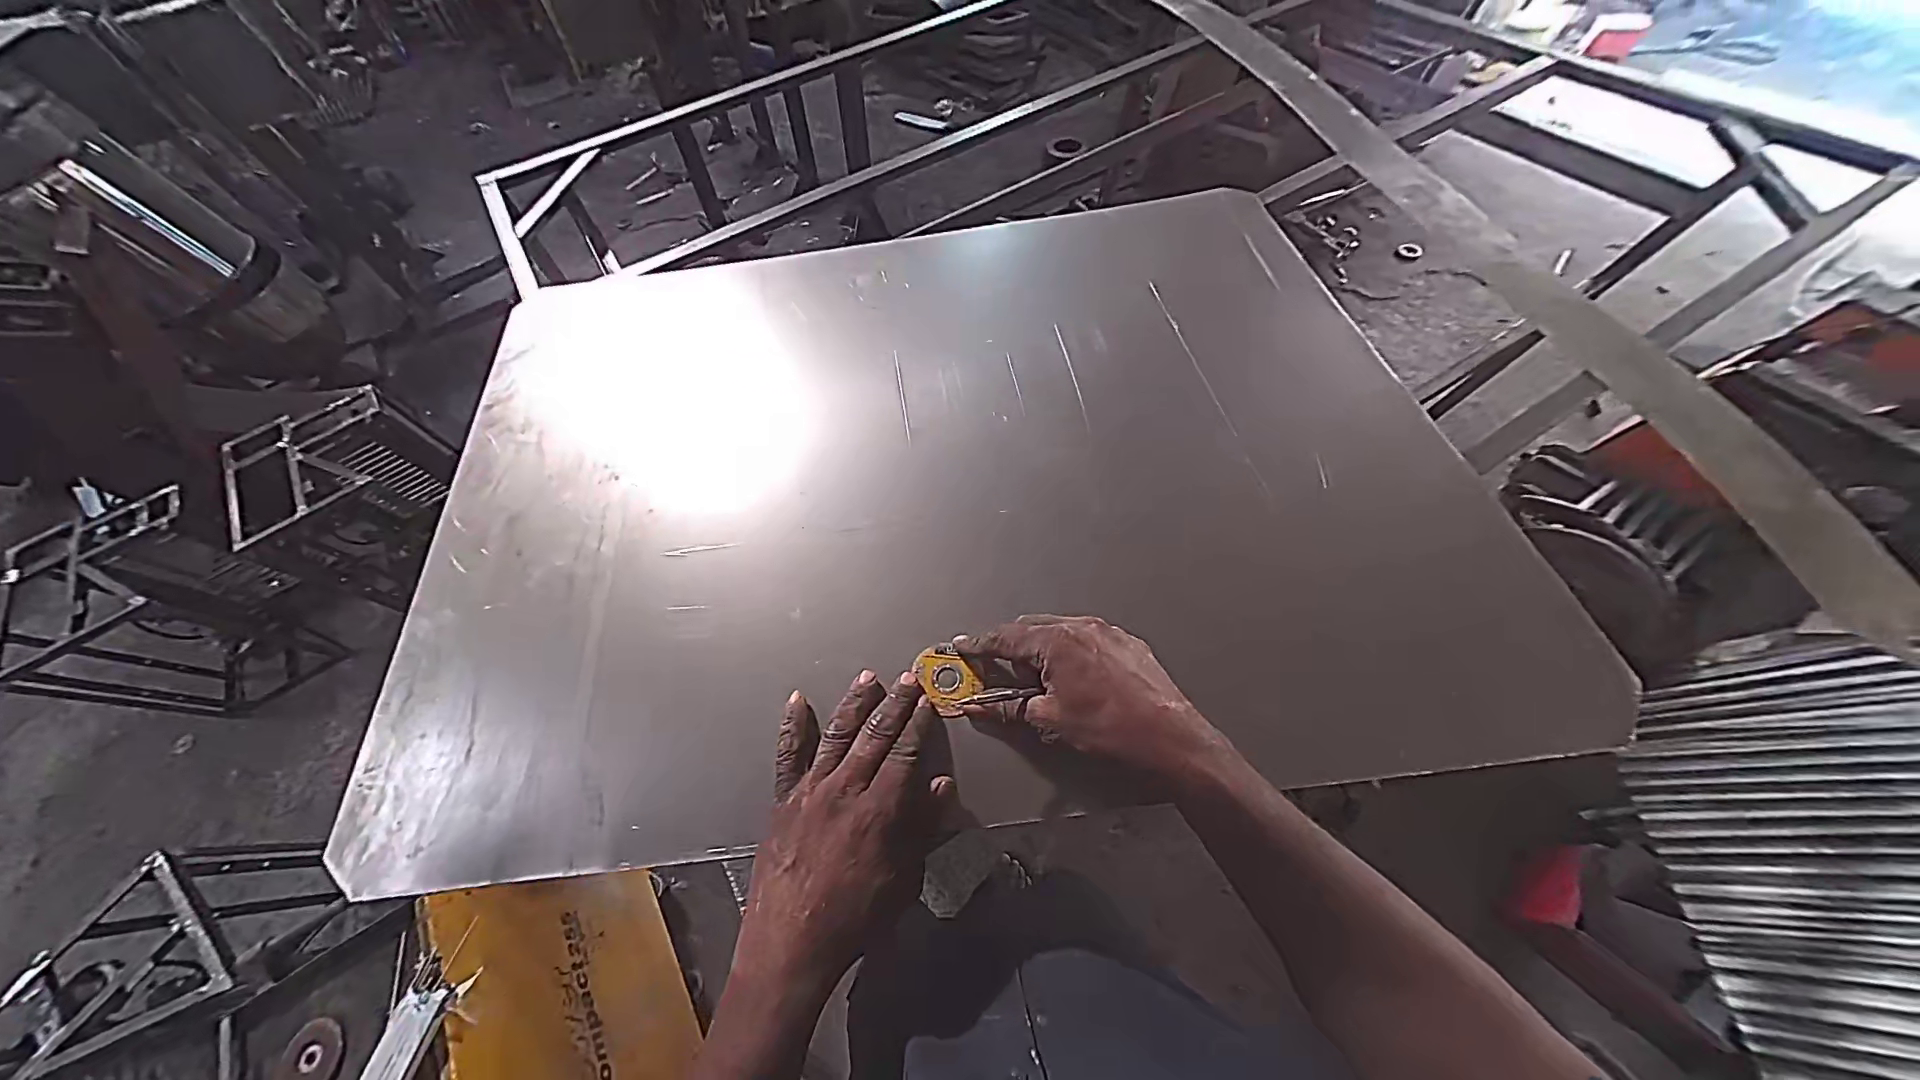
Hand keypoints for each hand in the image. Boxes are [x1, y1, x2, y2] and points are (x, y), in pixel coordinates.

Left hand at [734, 670, 955, 995]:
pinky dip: (793, 726)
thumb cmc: (854, 919)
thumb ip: (923, 828)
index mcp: (877, 812)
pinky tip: (797, 701)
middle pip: (874, 737)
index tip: (928, 701)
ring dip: (855, 704)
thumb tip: (942, 785)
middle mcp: (844, 792)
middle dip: (895, 704)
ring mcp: (809, 793)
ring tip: (869, 677)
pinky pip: (788, 756)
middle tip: (907, 678)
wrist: (789, 946)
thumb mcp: (903, 879)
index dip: (919, 725)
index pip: (904, 754)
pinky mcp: (783, 801)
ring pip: (836, 736)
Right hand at [955, 614, 1231, 787]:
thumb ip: (1009, 708)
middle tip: (998, 673)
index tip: (963, 647)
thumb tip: (983, 706)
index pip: (1005, 637)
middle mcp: (1082, 627)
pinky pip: (1087, 639)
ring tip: (1040, 683)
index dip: (979, 645)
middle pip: (1031, 629)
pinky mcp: (1127, 643)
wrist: (1171, 740)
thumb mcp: (1050, 720)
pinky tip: (1073, 679)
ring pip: (1060, 632)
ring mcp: (1108, 632)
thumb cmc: (1114, 729)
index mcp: (1057, 641)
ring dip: (1042, 650)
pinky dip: (1070, 652)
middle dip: (1011, 649)